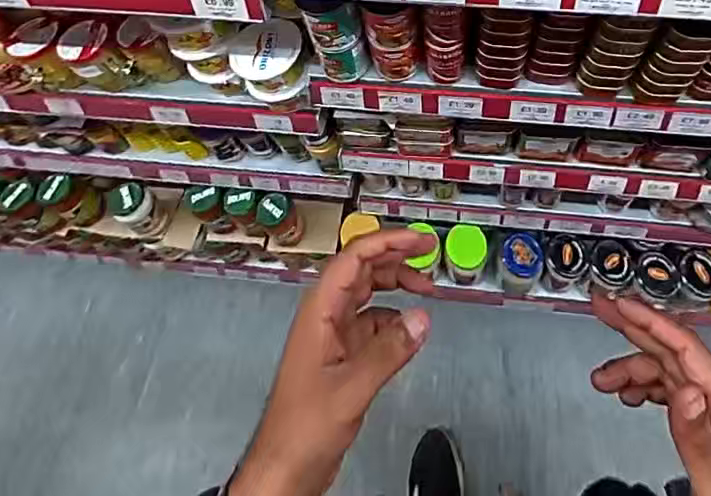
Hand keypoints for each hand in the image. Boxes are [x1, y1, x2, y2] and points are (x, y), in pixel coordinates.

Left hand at [228, 228, 436, 495]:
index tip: (416, 240)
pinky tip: (408, 327)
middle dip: (395, 257)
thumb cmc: (301, 428)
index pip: (355, 257)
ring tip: (424, 287)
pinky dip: (392, 317)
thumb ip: (388, 351)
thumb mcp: (350, 388)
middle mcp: (326, 313)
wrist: (284, 469)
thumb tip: (421, 319)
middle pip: (362, 268)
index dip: (387, 242)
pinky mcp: (342, 353)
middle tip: (427, 253)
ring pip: (368, 292)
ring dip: (395, 284)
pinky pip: (371, 321)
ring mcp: (333, 332)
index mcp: (320, 308)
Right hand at [589, 293, 710, 495]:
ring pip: (668, 373)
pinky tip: (629, 392)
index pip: (688, 349)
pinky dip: (645, 386)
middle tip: (603, 308)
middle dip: (634, 327)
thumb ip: (700, 441)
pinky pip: (672, 392)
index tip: (622, 303)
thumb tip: (685, 390)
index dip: (651, 320)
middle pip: (674, 352)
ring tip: (603, 377)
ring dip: (632, 369)